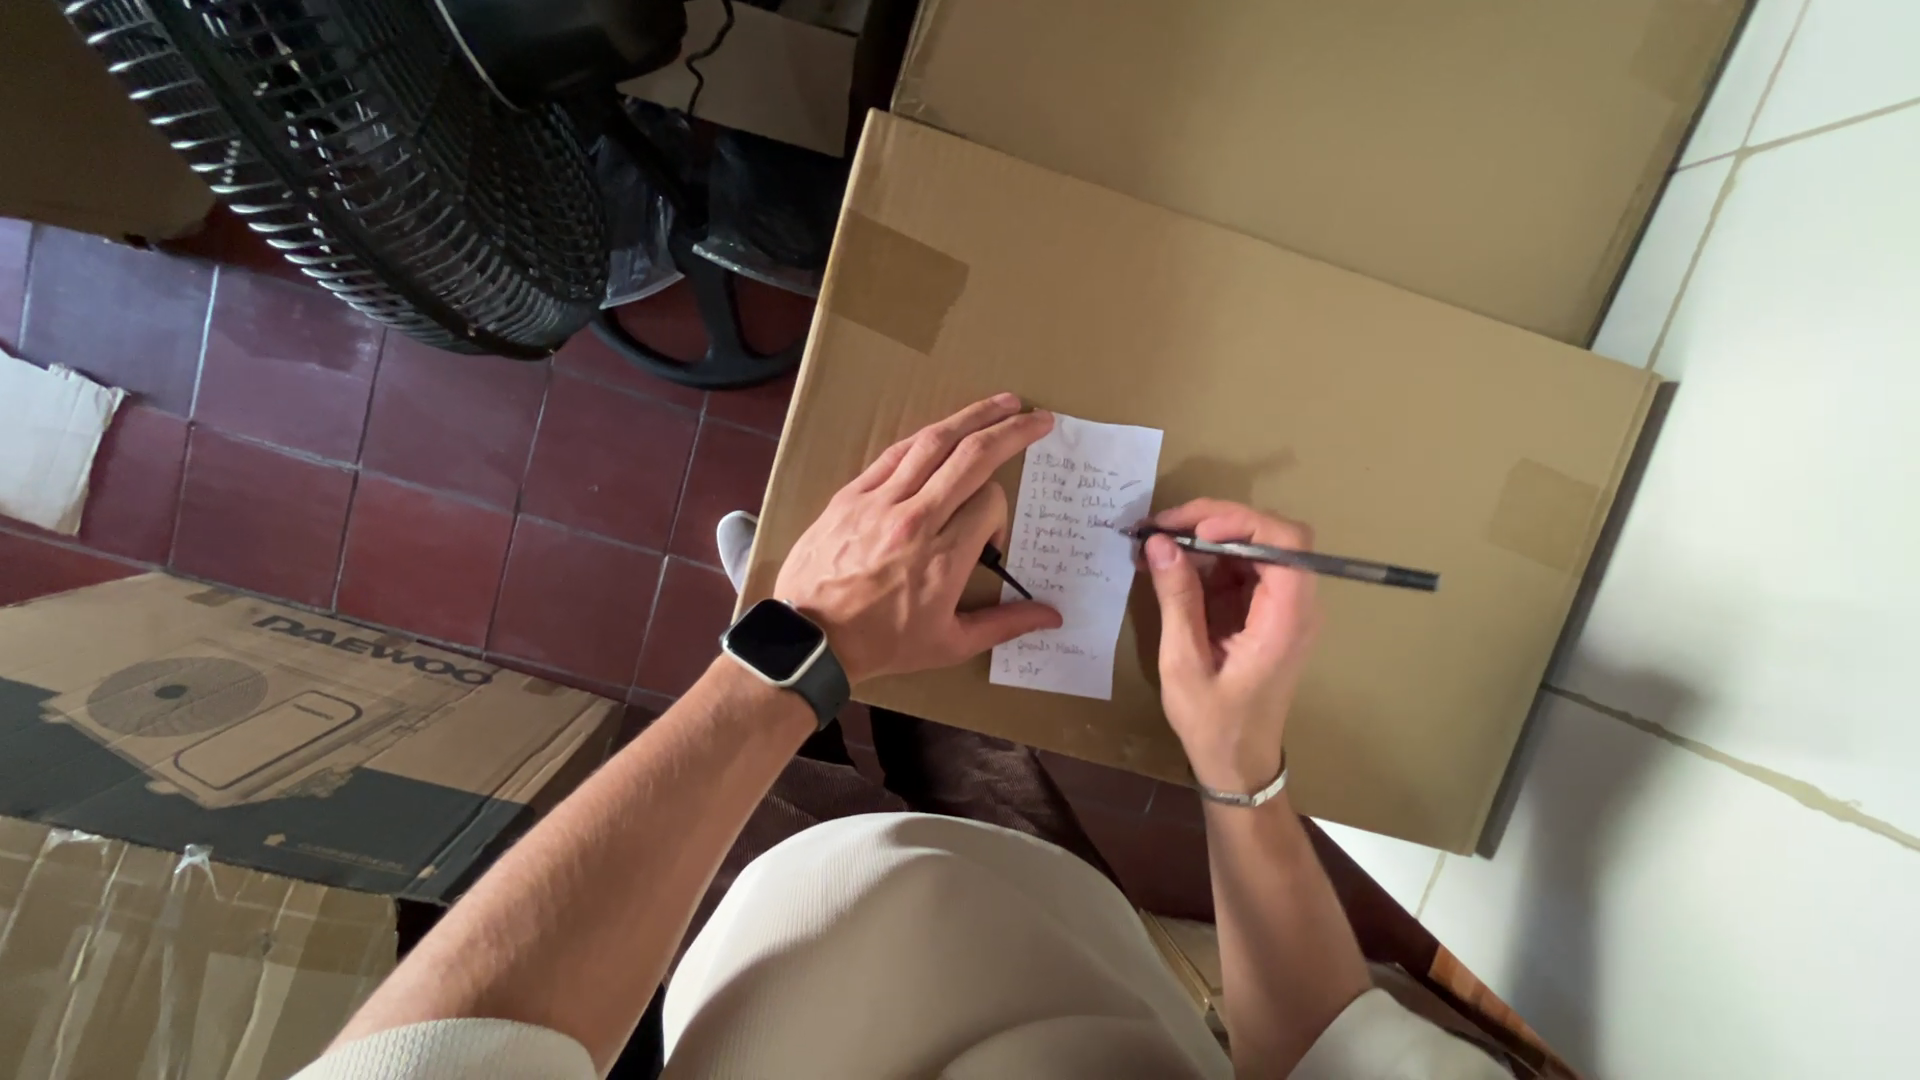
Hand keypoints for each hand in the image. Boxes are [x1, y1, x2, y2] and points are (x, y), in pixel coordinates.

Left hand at [774, 393, 1062, 682]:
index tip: (988, 542)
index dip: (1000, 516)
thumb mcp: (949, 644)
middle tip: (1038, 417)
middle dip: (1011, 430)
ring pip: (934, 442)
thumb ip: (1004, 624)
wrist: (809, 639)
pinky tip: (945, 427)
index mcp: (943, 557)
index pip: (989, 503)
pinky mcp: (851, 494)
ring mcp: (880, 502)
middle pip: (972, 457)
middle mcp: (916, 520)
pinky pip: (895, 453)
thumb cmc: (882, 644)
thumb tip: (1052, 616)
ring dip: (973, 416)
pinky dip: (926, 436)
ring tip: (1003, 402)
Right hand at [1142, 499, 1320, 792]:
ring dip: (1204, 539)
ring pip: (1252, 548)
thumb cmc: (1214, 722)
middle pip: (1269, 536)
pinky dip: (1206, 561)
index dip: (1241, 521)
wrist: (1237, 763)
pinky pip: (1241, 570)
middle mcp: (1295, 606)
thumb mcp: (1184, 662)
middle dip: (1213, 522)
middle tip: (1159, 529)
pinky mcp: (1264, 612)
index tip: (1191, 530)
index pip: (1286, 542)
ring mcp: (1281, 608)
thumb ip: (1177, 599)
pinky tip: (1169, 567)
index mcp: (1286, 619)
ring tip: (1154, 545)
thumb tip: (1159, 542)